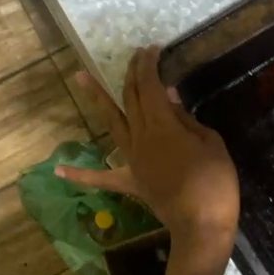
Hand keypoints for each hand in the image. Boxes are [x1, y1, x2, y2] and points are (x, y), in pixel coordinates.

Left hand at [55, 46, 239, 265]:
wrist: (202, 224)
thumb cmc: (215, 182)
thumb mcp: (210, 143)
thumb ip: (187, 118)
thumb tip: (169, 96)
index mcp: (163, 124)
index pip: (151, 85)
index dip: (150, 65)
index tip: (153, 49)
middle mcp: (141, 136)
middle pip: (131, 97)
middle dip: (132, 73)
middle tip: (134, 55)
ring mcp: (132, 159)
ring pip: (112, 123)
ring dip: (96, 98)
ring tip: (79, 76)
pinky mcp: (131, 182)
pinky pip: (101, 178)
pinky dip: (80, 174)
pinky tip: (59, 169)